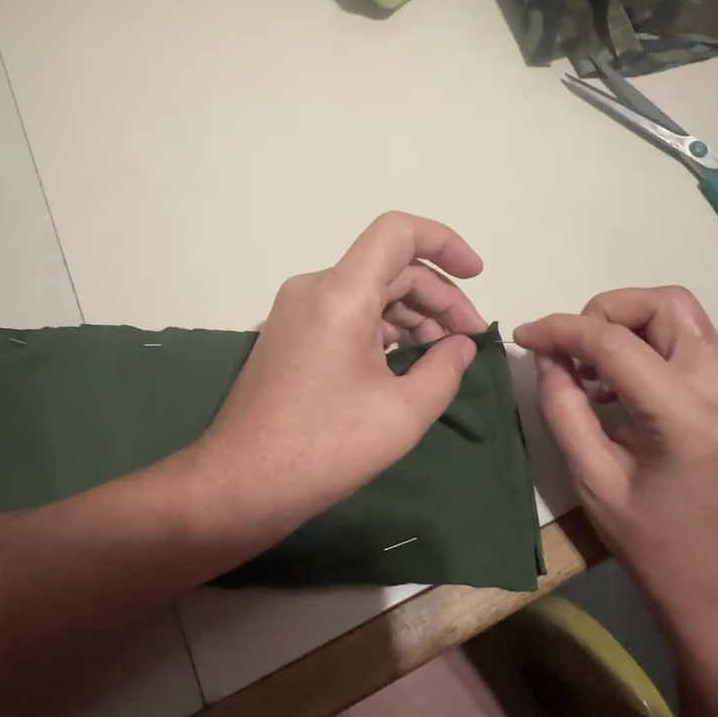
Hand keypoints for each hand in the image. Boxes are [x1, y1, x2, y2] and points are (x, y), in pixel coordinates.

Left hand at [191, 212, 489, 533]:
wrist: (239, 484)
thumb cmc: (323, 448)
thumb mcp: (402, 413)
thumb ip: (444, 369)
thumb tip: (460, 345)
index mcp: (340, 293)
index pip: (397, 232)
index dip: (445, 242)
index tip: (477, 274)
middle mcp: (314, 288)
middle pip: (390, 267)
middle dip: (439, 295)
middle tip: (470, 338)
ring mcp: (298, 310)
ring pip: (370, 290)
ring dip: (413, 314)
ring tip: (445, 354)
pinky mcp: (291, 334)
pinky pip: (347, 312)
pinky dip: (384, 327)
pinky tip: (409, 360)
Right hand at [514, 287, 717, 628]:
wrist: (710, 581)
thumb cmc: (646, 539)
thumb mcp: (590, 477)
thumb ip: (563, 407)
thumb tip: (547, 355)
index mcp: (685, 417)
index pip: (617, 343)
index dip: (563, 330)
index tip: (526, 335)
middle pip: (666, 303)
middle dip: (608, 311)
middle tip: (573, 350)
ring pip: (680, 313)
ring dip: (628, 323)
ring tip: (592, 368)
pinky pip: (687, 340)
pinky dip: (646, 342)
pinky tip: (617, 383)